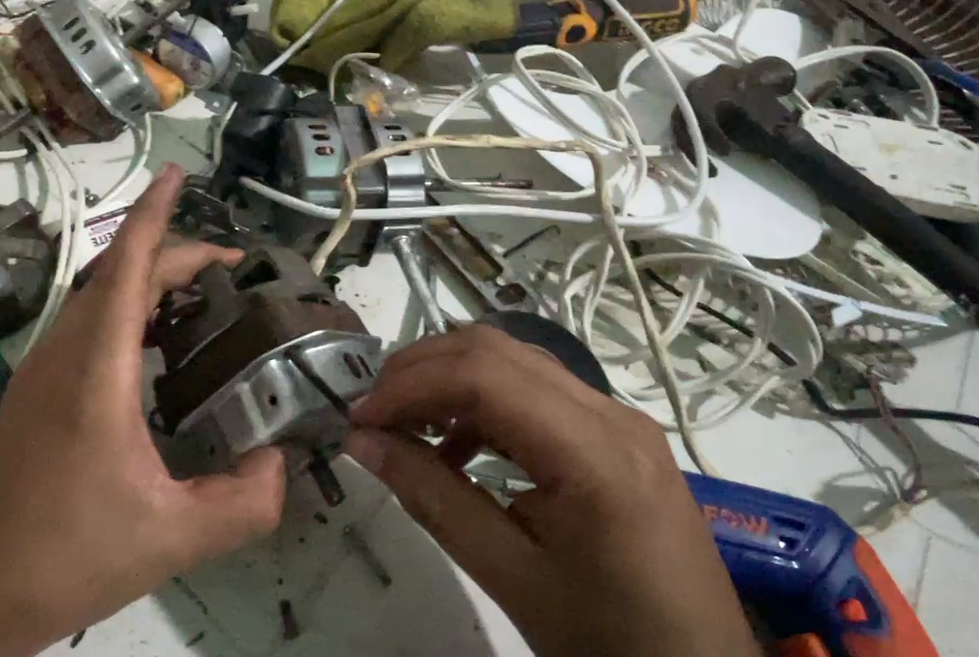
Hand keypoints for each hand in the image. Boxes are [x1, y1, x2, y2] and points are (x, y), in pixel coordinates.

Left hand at [0, 165, 286, 655]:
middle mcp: (63, 353)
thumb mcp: (173, 537)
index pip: (128, 267)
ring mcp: (40, 370)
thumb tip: (280, 464)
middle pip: (119, 276)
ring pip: (97, 299)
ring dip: (146, 282)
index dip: (154, 214)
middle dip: (174, 255)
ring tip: (197, 296)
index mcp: (96, 369)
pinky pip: (84, 327)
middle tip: (228, 266)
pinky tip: (151, 348)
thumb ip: (245, 503)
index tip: (175, 173)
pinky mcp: (31, 392)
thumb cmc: (69, 553)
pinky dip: (124, 313)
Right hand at [344, 325, 759, 656]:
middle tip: (372, 412)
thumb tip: (360, 442)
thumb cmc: (609, 640)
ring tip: (404, 423)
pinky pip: (536, 388)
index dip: (410, 384)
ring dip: (449, 377)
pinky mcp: (618, 432)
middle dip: (421, 368)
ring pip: (514, 359)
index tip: (358, 418)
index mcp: (596, 453)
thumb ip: (432, 499)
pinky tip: (457, 445)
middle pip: (496, 350)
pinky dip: (482, 400)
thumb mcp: (512, 576)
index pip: (483, 376)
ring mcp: (621, 418)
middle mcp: (613, 413)